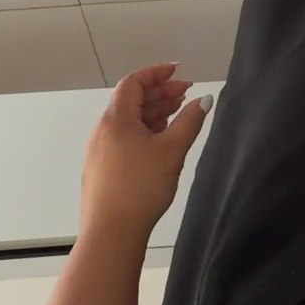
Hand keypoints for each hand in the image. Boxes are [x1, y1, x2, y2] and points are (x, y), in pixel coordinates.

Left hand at [79, 62, 210, 239]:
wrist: (111, 233)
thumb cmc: (141, 186)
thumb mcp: (173, 149)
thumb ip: (190, 120)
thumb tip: (204, 99)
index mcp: (116, 119)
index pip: (134, 82)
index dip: (157, 73)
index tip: (179, 71)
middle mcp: (103, 130)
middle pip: (130, 99)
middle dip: (159, 92)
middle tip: (186, 93)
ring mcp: (99, 150)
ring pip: (128, 120)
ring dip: (153, 111)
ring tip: (178, 113)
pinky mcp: (101, 168)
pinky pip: (124, 136)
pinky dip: (144, 128)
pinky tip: (161, 139)